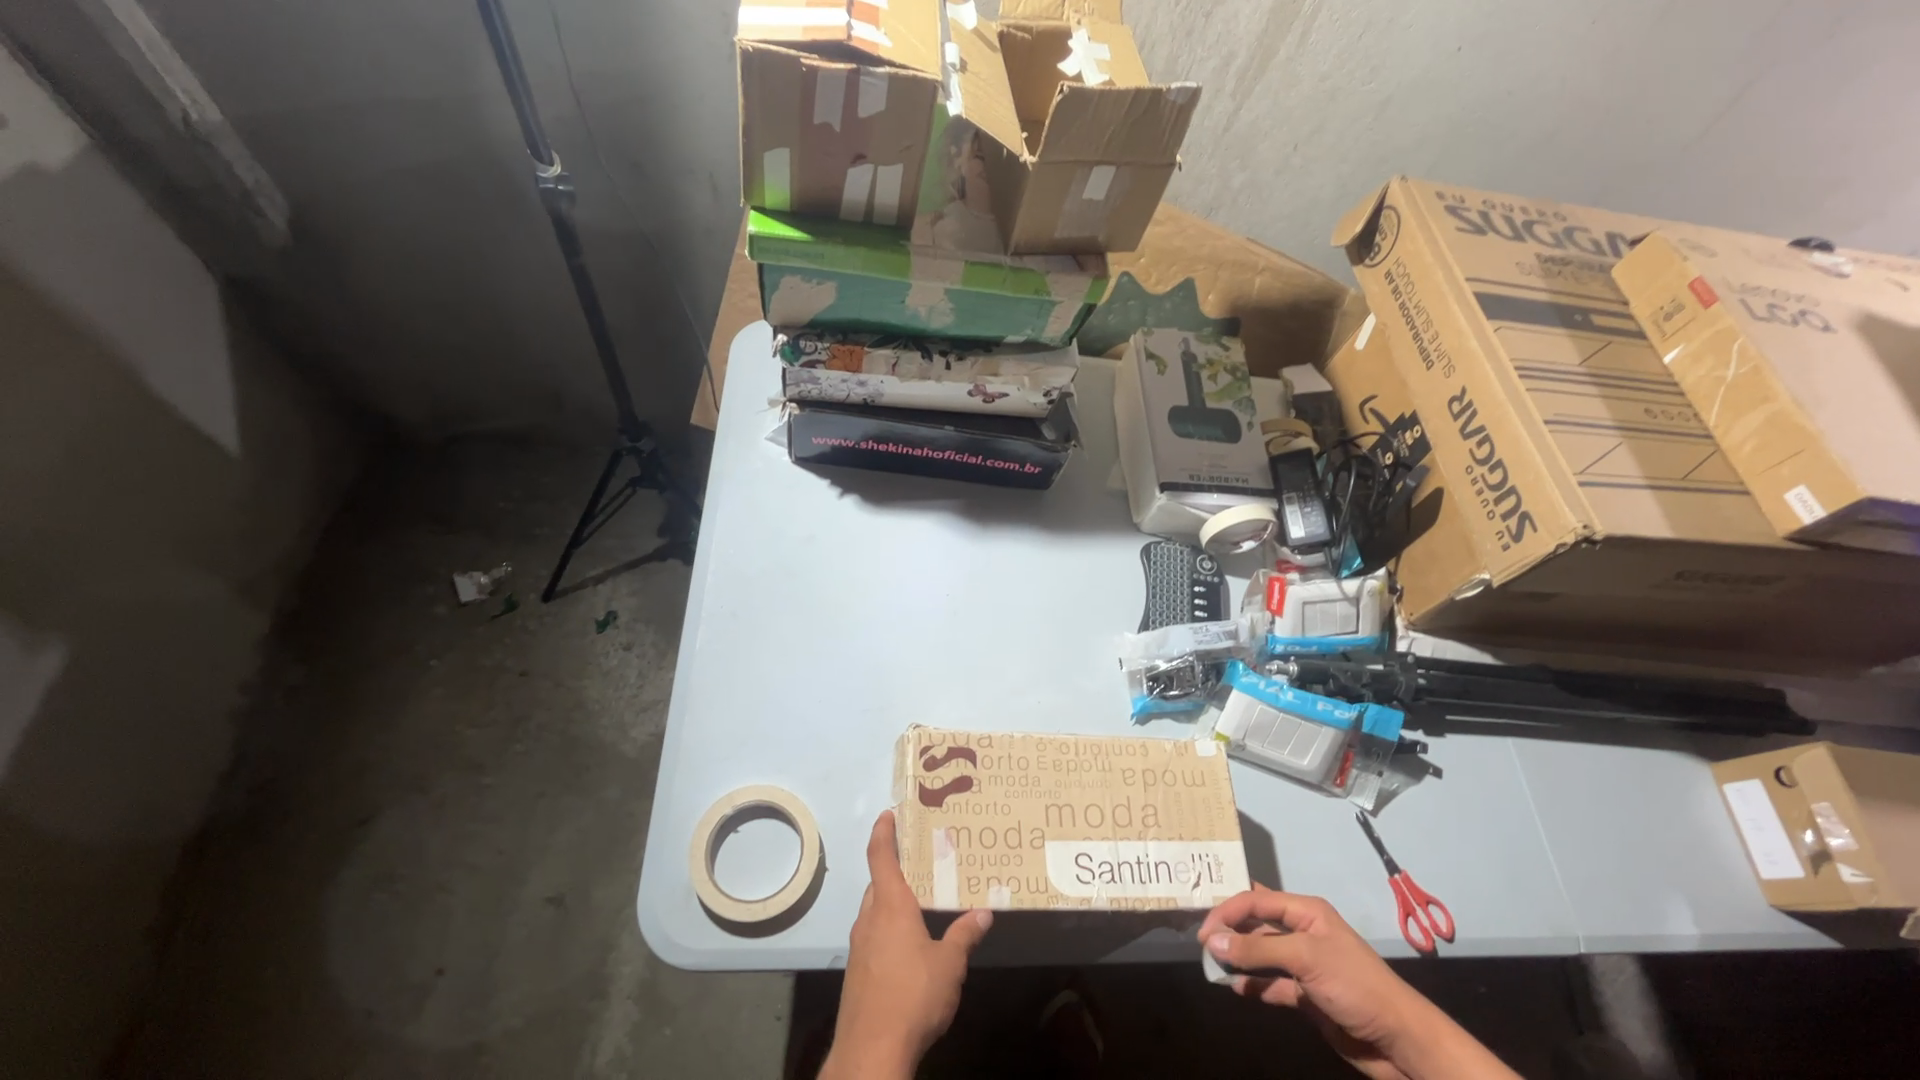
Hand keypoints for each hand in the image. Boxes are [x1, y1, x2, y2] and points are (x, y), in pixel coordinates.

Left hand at [821, 809, 992, 1079]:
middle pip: (878, 884)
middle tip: (923, 863)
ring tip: (922, 903)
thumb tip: (983, 912)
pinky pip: (874, 936)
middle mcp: (869, 919)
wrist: (871, 1050)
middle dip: (897, 871)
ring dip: (894, 903)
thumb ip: (964, 934)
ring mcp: (859, 947)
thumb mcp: (949, 964)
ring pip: (875, 912)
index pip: (880, 857)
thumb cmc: (913, 995)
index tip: (888, 814)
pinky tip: (911, 946)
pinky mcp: (858, 972)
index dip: (883, 832)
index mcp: (890, 906)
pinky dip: (889, 929)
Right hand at [1198, 887, 1517, 1079]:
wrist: (1397, 1039)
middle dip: (1229, 930)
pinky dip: (1251, 985)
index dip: (1228, 911)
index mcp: (1307, 912)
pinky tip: (1233, 988)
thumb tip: (1211, 941)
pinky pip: (1270, 984)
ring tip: (1210, 965)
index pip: (1257, 900)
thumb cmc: (1354, 985)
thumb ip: (1257, 948)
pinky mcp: (1305, 995)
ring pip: (1260, 954)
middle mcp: (1303, 933)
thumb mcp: (1305, 959)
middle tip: (1200, 944)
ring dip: (1237, 958)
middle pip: (1257, 923)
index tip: (1202, 931)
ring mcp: (1304, 965)